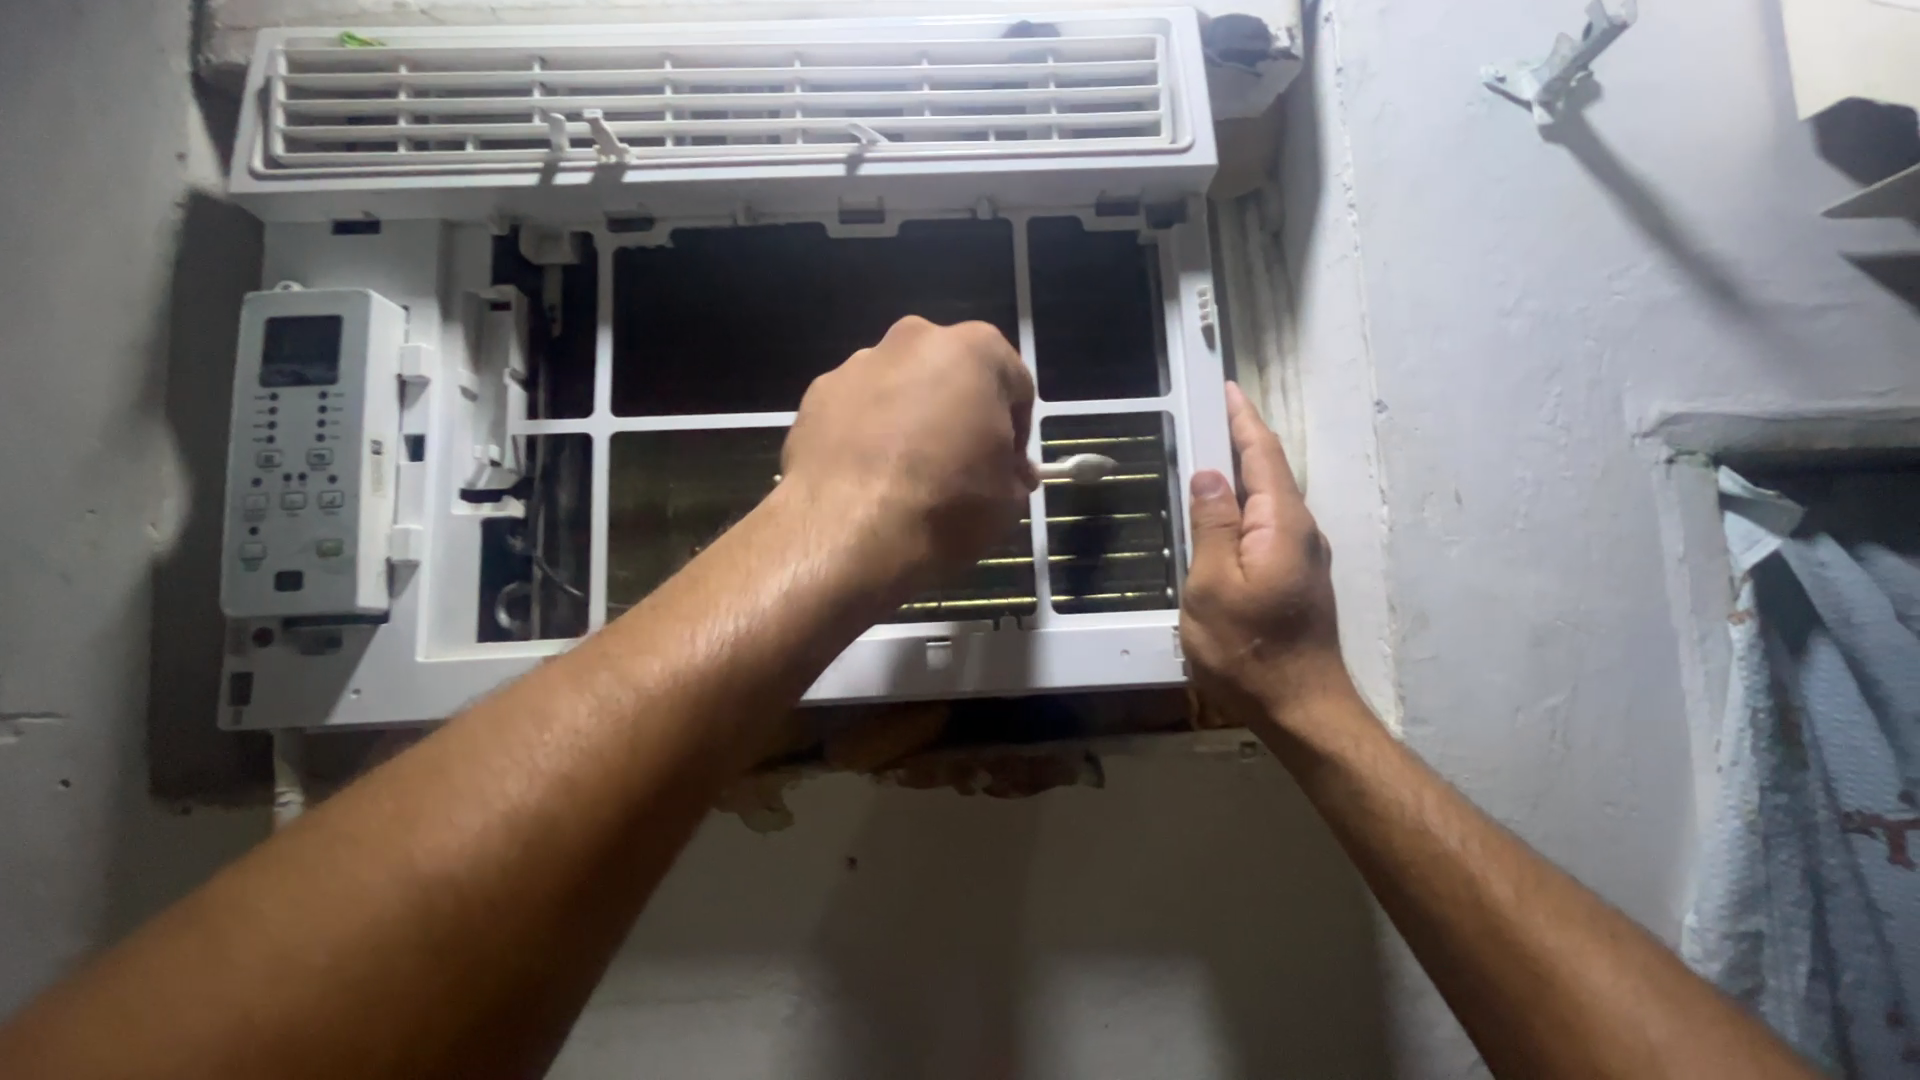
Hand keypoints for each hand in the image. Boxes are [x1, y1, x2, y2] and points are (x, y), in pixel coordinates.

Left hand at [780, 316, 1036, 592]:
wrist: (849, 533)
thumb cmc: (946, 505)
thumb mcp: (1009, 499)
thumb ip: (1014, 473)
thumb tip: (1008, 472)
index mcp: (974, 350)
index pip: (1015, 385)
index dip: (1017, 432)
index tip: (1008, 469)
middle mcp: (912, 341)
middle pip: (950, 376)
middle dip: (958, 415)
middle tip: (960, 468)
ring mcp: (855, 365)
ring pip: (898, 390)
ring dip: (909, 421)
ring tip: (906, 478)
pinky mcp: (814, 397)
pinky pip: (855, 413)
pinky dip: (866, 437)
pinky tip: (867, 482)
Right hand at [1180, 383, 1357, 732]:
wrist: (1300, 708)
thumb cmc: (1248, 650)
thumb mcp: (1213, 586)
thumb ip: (1213, 526)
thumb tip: (1210, 473)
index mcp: (1283, 524)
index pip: (1262, 455)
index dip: (1242, 419)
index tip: (1225, 389)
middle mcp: (1301, 531)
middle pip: (1269, 473)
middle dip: (1240, 440)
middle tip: (1205, 418)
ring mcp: (1303, 557)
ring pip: (1269, 501)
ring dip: (1240, 474)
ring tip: (1206, 458)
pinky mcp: (1296, 579)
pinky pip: (1267, 526)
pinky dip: (1243, 507)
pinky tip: (1221, 516)